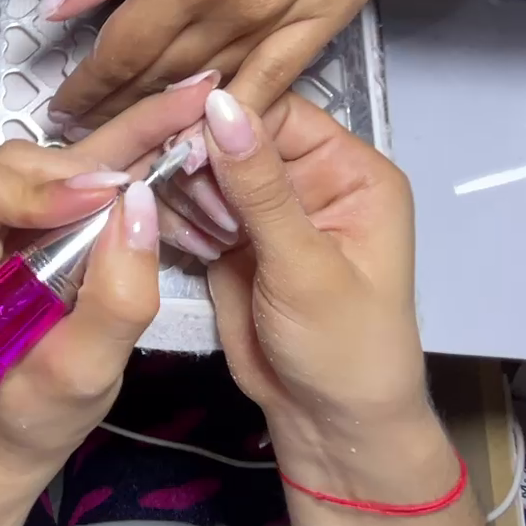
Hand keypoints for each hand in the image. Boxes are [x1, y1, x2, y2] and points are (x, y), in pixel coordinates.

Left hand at [0, 79, 215, 469]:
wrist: (12, 432)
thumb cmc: (34, 417)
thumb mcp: (82, 372)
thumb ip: (114, 296)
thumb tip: (141, 202)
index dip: (44, 186)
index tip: (109, 194)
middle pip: (14, 167)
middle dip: (85, 166)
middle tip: (163, 150)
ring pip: (40, 166)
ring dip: (103, 160)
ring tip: (170, 142)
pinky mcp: (18, 226)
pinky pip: (61, 183)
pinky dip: (110, 168)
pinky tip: (161, 138)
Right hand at [198, 89, 454, 502]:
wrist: (323, 421)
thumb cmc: (342, 344)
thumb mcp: (304, 263)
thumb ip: (257, 184)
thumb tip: (218, 104)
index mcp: (347, 170)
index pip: (277, 109)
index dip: (228, 118)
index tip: (186, 144)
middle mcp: (304, 178)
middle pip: (230, 133)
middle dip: (204, 164)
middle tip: (209, 215)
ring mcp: (260, 207)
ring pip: (200, 166)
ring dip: (190, 197)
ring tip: (212, 242)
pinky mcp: (226, 234)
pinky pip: (186, 202)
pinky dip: (178, 219)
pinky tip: (196, 250)